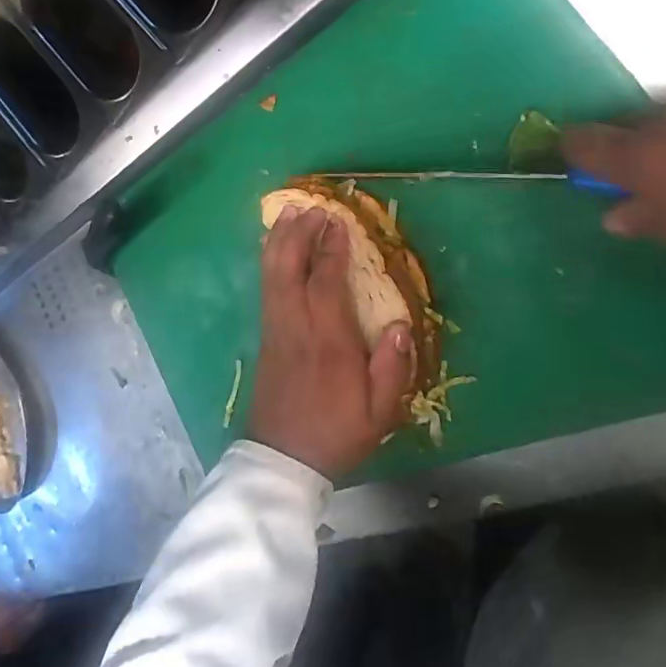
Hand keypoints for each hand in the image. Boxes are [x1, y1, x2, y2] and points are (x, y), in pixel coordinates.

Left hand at [249, 206, 414, 478]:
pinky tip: (273, 247)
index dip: (331, 251)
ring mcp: (276, 330)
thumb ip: (392, 367)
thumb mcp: (379, 411)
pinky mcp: (266, 336)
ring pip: (272, 275)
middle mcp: (297, 328)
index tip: (339, 223)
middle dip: (299, 234)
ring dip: (279, 241)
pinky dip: (269, 261)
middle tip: (311, 207)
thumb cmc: (337, 432)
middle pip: (290, 269)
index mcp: (328, 343)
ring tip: (288, 213)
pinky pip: (265, 288)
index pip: (325, 284)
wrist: (285, 459)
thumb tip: (400, 323)